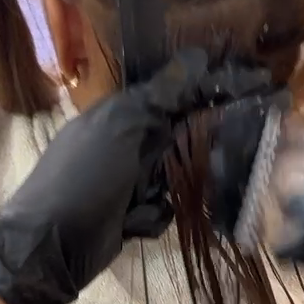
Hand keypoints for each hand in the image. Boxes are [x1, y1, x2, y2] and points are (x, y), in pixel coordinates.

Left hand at [0, 50, 271, 303]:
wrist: (51, 247)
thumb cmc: (83, 178)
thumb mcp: (122, 127)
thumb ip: (160, 96)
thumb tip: (198, 57)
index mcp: (117, 113)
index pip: (172, 93)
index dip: (208, 91)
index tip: (252, 87)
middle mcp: (123, 143)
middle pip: (177, 138)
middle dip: (183, 154)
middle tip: (178, 164)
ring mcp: (124, 182)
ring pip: (172, 178)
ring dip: (161, 193)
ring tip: (137, 201)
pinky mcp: (127, 217)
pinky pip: (159, 211)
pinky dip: (148, 219)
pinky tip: (130, 225)